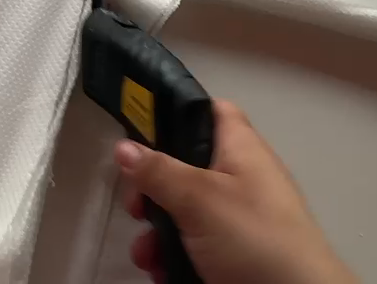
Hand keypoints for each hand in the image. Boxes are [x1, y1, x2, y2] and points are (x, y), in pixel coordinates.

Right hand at [117, 99, 358, 283]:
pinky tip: (160, 272)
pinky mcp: (240, 255)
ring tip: (145, 255)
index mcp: (239, 147)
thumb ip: (158, 171)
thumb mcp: (198, 199)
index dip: (178, 110)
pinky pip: (199, 244)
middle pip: (187, 165)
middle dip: (154, 188)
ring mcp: (242, 218)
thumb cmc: (253, 236)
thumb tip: (123, 147)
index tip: (143, 127)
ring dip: (160, 231)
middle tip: (136, 206)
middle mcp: (242, 176)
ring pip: (188, 211)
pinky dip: (177, 255)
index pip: (210, 109)